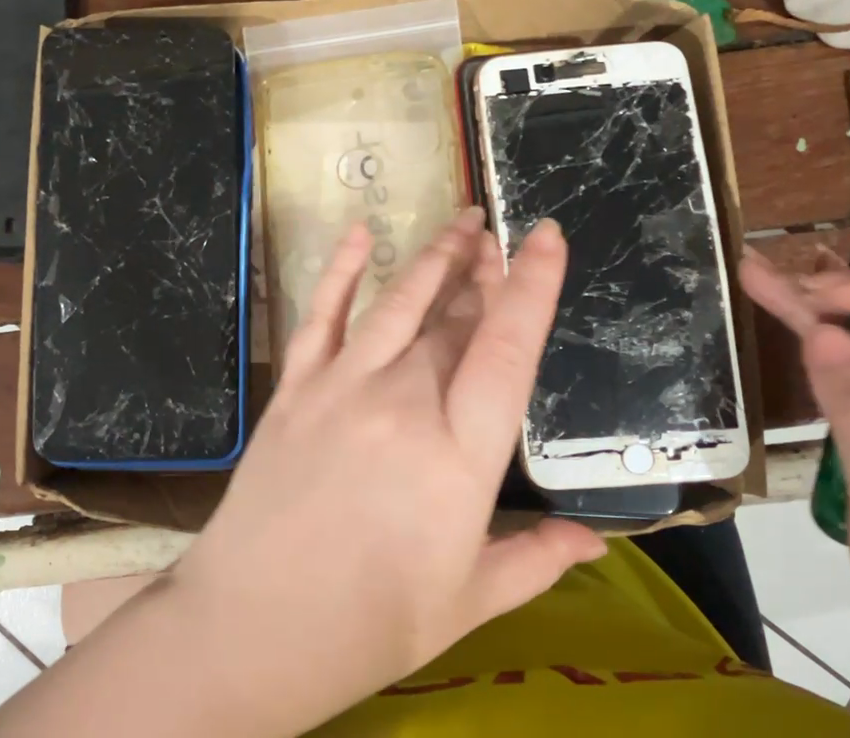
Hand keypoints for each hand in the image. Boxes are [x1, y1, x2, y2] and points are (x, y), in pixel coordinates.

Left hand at [166, 210, 604, 734]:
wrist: (253, 626)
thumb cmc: (371, 625)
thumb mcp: (468, 602)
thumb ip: (534, 561)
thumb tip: (596, 541)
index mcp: (459, 455)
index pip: (507, 349)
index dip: (531, 286)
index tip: (545, 235)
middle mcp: (403, 403)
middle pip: (454, 320)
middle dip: (483, 272)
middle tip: (499, 235)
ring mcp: (341, 387)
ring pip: (397, 304)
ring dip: (432, 259)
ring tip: (459, 223)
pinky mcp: (295, 389)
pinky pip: (321, 316)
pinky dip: (341, 271)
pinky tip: (359, 234)